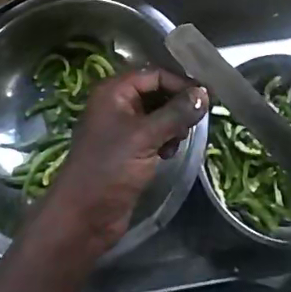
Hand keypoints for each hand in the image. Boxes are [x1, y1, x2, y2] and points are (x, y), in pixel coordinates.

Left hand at [33, 69, 207, 257]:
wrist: (83, 217)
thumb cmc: (110, 168)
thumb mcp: (145, 137)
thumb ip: (176, 113)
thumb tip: (204, 94)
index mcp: (113, 91)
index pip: (153, 74)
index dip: (179, 82)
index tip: (206, 96)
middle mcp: (116, 104)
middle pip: (155, 92)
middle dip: (177, 104)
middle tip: (198, 119)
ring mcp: (121, 128)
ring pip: (157, 114)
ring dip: (173, 124)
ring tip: (179, 139)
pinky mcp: (128, 150)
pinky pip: (153, 134)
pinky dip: (165, 139)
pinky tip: (169, 153)